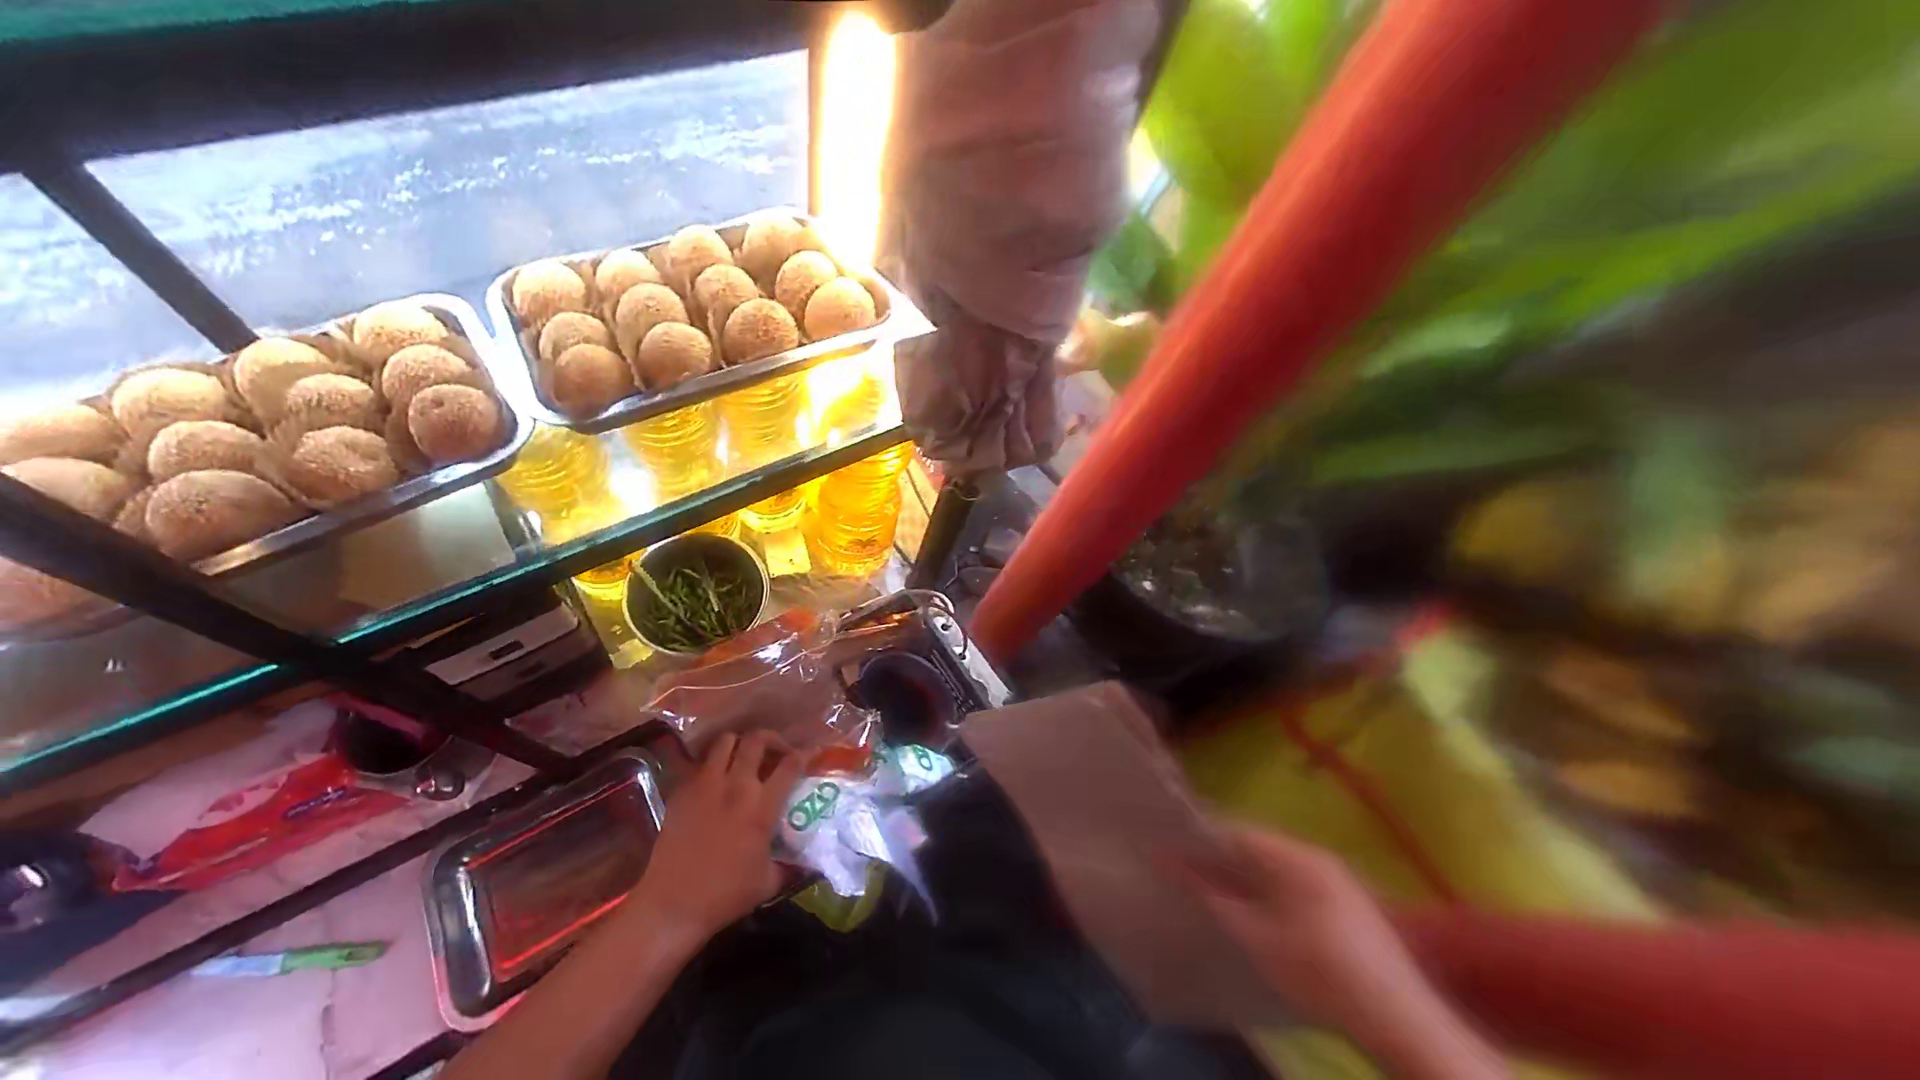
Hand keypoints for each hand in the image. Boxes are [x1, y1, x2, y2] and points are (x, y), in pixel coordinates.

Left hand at [629, 731, 802, 942]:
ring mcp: (706, 785)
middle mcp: (736, 786)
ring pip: (726, 741)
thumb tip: (805, 860)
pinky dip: (713, 765)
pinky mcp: (682, 792)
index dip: (806, 753)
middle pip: (757, 740)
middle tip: (776, 751)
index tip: (812, 752)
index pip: (790, 765)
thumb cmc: (725, 896)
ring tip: (745, 757)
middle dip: (772, 739)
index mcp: (762, 806)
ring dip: (740, 744)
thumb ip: (789, 863)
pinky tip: (716, 781)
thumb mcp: (769, 881)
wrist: (673, 905)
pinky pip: (700, 764)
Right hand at [1180, 825, 1506, 1078]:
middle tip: (1188, 868)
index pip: (1238, 832)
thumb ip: (1213, 895)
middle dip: (1222, 857)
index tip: (1171, 845)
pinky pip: (1295, 882)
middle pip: (1258, 846)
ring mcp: (1338, 879)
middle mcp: (1319, 857)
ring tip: (1214, 888)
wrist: (1397, 1020)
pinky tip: (1255, 909)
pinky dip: (1269, 888)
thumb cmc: (1318, 972)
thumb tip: (1172, 862)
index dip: (1202, 838)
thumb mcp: (1255, 937)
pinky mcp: (1348, 904)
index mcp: (1297, 856)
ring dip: (1245, 874)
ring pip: (1277, 865)